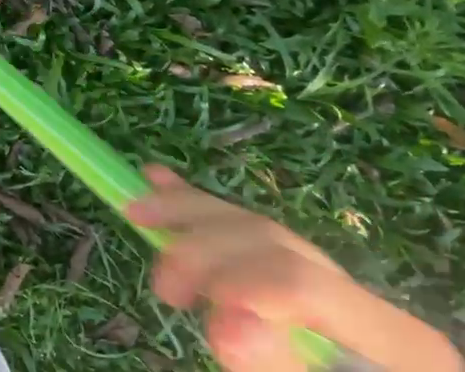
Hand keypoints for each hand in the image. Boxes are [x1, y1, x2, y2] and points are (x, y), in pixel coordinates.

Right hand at [126, 165, 462, 371]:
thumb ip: (277, 365)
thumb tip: (230, 322)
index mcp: (395, 338)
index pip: (301, 281)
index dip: (234, 281)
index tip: (185, 306)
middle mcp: (369, 299)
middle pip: (272, 243)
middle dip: (200, 250)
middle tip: (164, 290)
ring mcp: (338, 284)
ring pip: (254, 228)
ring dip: (186, 213)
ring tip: (136, 214)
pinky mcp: (305, 278)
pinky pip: (250, 233)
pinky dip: (199, 206)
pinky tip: (156, 178)